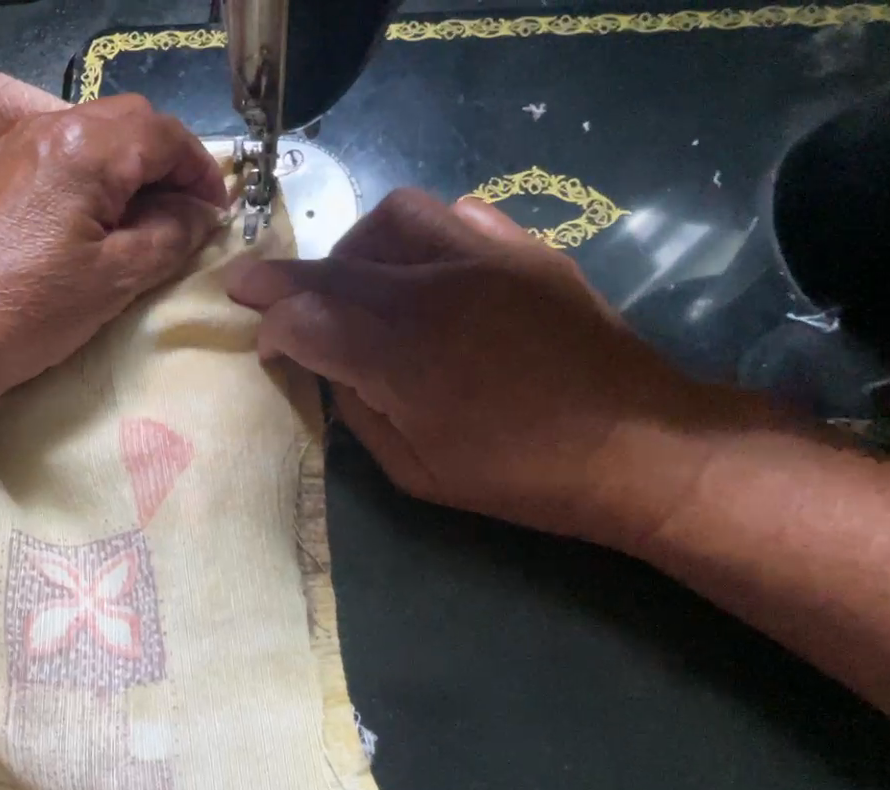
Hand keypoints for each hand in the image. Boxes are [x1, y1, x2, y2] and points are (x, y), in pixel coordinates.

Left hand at [0, 94, 228, 408]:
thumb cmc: (33, 308)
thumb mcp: (117, 278)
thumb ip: (170, 236)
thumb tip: (200, 216)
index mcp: (85, 147)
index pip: (163, 134)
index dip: (201, 169)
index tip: (217, 213)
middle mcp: (49, 128)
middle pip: (129, 123)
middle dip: (168, 163)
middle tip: (186, 215)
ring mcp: (17, 148)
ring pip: (95, 138)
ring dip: (131, 170)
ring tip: (145, 223)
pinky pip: (63, 158)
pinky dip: (95, 179)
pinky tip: (98, 224)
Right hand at [225, 189, 773, 549]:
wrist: (634, 445)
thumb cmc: (516, 475)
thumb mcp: (414, 469)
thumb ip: (357, 410)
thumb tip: (328, 369)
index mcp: (401, 355)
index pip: (305, 318)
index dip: (271, 326)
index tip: (261, 340)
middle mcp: (432, 289)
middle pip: (334, 264)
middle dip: (282, 278)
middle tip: (255, 287)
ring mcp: (483, 258)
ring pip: (392, 217)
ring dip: (353, 246)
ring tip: (353, 282)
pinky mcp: (524, 249)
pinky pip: (455, 215)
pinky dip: (418, 237)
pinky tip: (421, 270)